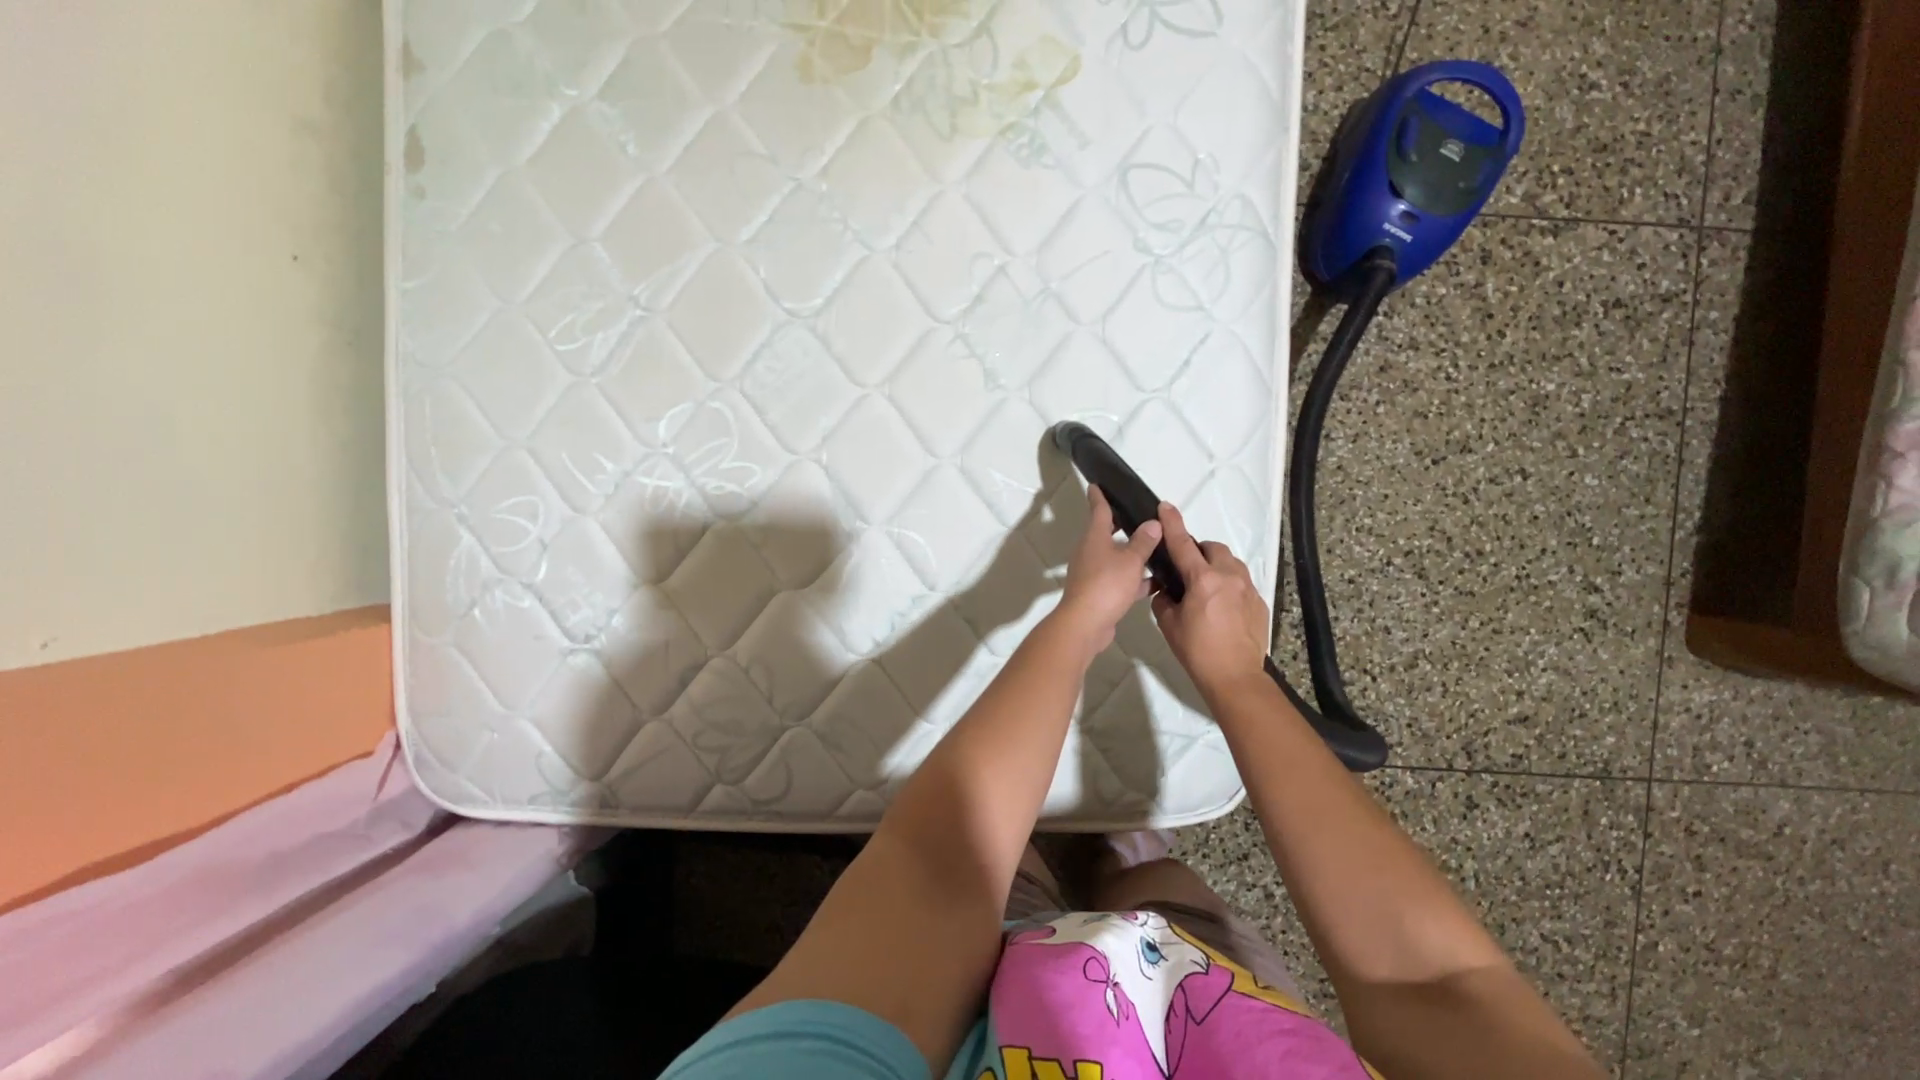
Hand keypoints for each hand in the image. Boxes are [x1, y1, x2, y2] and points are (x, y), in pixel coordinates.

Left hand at [1055, 486, 1161, 650]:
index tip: (1097, 484)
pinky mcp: (1100, 593)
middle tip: (1140, 516)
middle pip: (1107, 533)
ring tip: (1156, 547)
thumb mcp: (1130, 560)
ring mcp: (1094, 573)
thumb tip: (1153, 524)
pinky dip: (1136, 579)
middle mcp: (1091, 552)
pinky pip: (1121, 580)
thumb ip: (1143, 542)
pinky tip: (1156, 581)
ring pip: (1116, 558)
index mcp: (1094, 538)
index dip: (1099, 496)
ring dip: (1132, 553)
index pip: (1098, 510)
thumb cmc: (1106, 584)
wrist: (1086, 624)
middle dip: (1122, 524)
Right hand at [1149, 503, 1270, 690]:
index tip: (1166, 506)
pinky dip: (1228, 586)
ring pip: (1230, 563)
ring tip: (1205, 587)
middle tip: (1186, 568)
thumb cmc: (1197, 651)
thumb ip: (1164, 600)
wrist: (1235, 676)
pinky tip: (1221, 608)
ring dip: (1216, 566)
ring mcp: (1248, 589)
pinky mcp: (1259, 602)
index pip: (1183, 544)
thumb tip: (1166, 592)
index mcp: (1203, 580)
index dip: (1172, 524)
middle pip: (1213, 548)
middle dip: (1199, 551)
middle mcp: (1228, 577)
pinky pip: (1241, 583)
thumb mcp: (1169, 625)